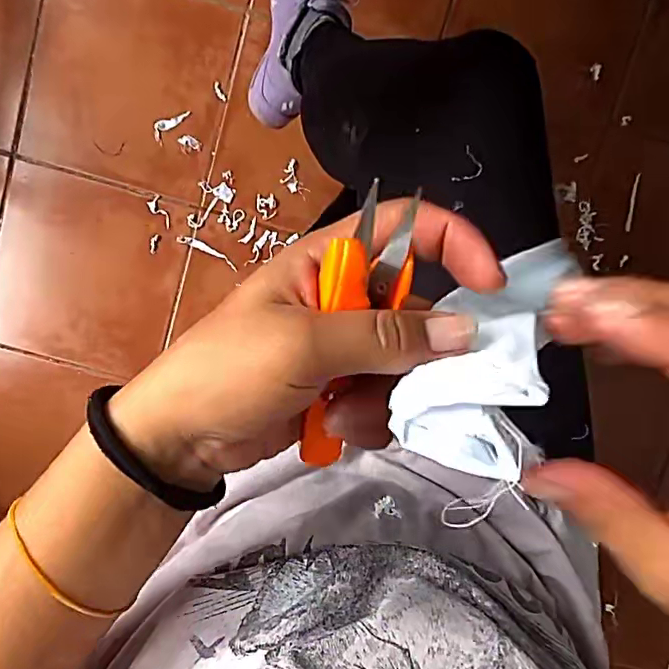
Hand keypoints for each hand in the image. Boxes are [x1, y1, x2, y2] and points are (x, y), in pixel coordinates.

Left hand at [108, 200, 505, 488]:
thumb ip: (384, 337)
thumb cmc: (226, 371)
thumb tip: (461, 332)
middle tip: (402, 383)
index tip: (489, 285)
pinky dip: (370, 417)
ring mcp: (346, 348)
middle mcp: (345, 298)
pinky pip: (388, 398)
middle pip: (418, 309)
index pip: (405, 226)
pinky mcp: (344, 388)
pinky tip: (333, 427)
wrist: (178, 442)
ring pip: (408, 364)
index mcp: (329, 261)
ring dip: (387, 394)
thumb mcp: (304, 344)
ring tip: (340, 411)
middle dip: (419, 353)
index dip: (454, 242)